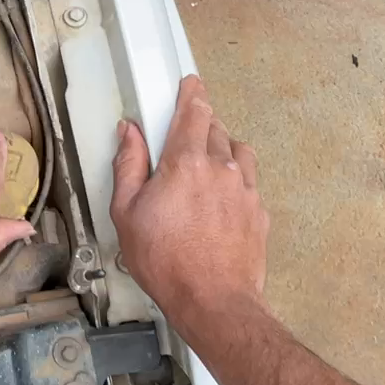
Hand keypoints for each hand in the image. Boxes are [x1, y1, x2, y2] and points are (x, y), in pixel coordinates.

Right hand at [112, 75, 269, 315]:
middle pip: (216, 128)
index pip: (193, 113)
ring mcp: (244, 190)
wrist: (213, 301)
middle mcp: (220, 170)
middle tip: (183, 135)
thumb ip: (128, 165)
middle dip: (201, 124)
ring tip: (202, 166)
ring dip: (221, 148)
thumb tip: (129, 135)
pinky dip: (233, 178)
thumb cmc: (166, 261)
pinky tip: (218, 198)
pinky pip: (248, 180)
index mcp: (185, 164)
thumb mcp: (126, 212)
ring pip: (237, 151)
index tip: (190, 84)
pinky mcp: (258, 211)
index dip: (192, 94)